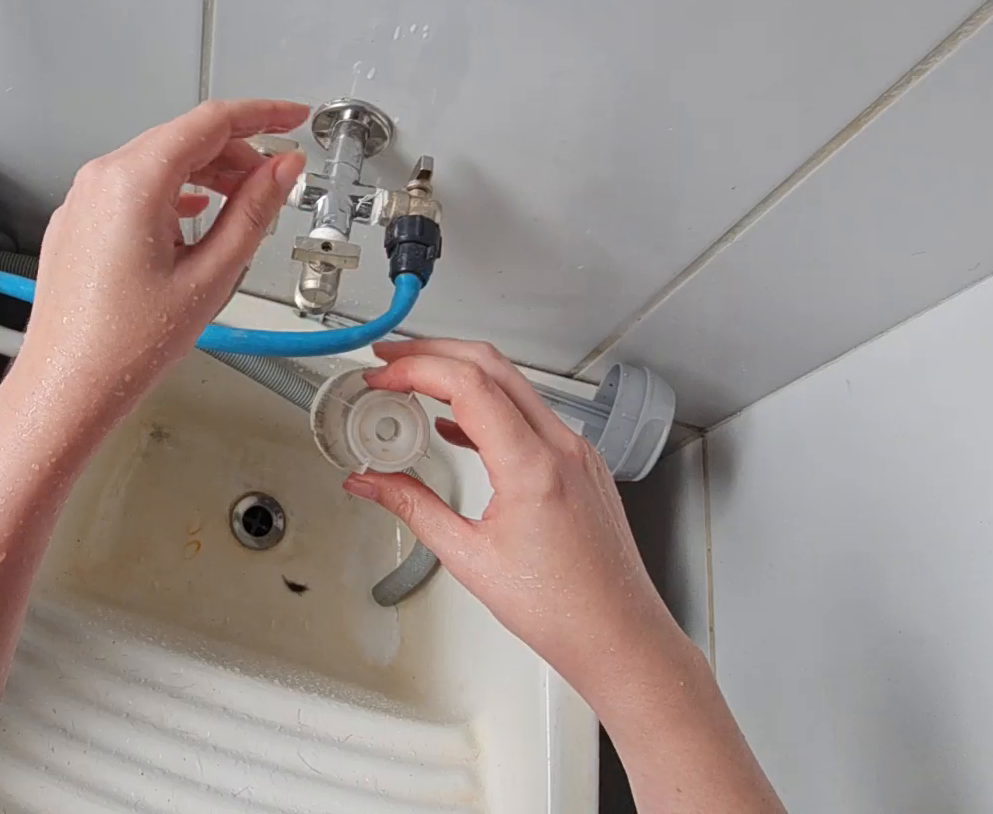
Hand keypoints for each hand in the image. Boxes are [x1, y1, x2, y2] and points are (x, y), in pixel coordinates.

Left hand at [11, 99, 309, 435]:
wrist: (67, 387)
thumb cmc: (126, 345)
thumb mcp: (210, 275)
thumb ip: (253, 211)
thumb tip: (283, 168)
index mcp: (134, 180)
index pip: (210, 121)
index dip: (262, 114)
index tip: (293, 117)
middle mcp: (100, 178)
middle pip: (182, 138)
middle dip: (236, 149)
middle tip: (276, 173)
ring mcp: (83, 199)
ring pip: (156, 162)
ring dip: (205, 172)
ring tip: (243, 198)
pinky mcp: (77, 222)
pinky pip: (131, 188)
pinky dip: (171, 192)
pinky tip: (193, 213)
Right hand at [342, 338, 691, 704]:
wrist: (623, 641)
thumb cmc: (564, 611)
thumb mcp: (468, 558)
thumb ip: (411, 507)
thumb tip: (369, 482)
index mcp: (533, 467)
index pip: (468, 384)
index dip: (416, 369)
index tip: (382, 377)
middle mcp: (561, 447)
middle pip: (489, 363)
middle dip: (432, 350)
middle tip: (390, 356)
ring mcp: (574, 450)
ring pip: (510, 380)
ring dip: (457, 370)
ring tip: (413, 381)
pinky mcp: (577, 461)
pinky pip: (525, 410)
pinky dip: (483, 401)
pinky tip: (453, 422)